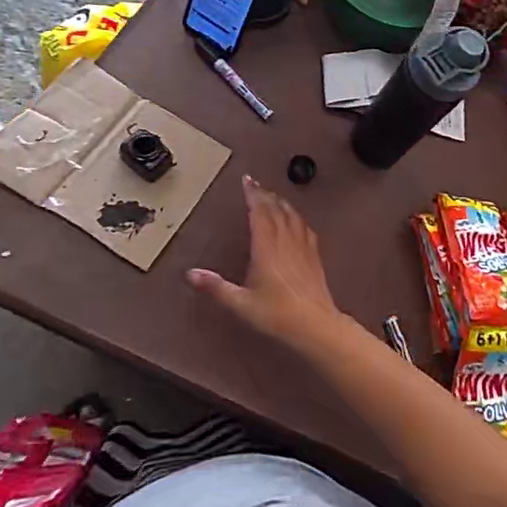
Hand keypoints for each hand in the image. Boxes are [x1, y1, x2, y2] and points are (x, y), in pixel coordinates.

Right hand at [187, 175, 347, 338]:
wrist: (315, 326)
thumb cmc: (277, 315)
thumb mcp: (241, 303)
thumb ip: (216, 287)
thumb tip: (191, 274)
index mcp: (266, 249)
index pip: (259, 213)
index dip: (253, 194)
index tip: (247, 180)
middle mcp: (285, 242)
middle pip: (276, 210)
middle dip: (265, 194)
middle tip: (256, 184)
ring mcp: (302, 248)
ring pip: (292, 216)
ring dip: (281, 202)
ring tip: (274, 196)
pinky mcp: (314, 257)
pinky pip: (305, 229)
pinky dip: (297, 218)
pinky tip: (297, 220)